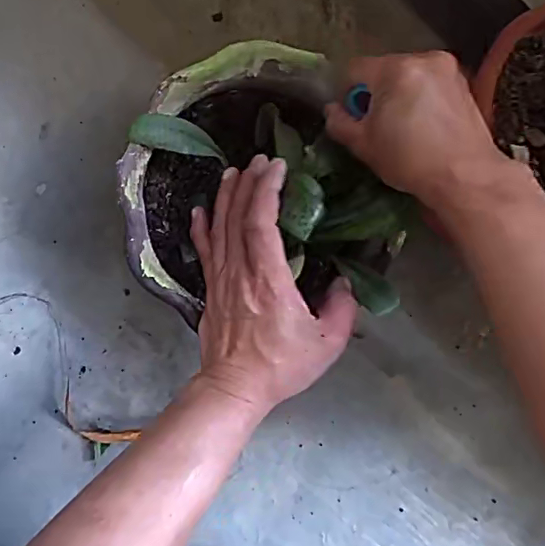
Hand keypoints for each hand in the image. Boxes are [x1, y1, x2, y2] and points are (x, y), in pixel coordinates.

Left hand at [189, 154, 356, 413]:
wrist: (235, 385)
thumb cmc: (281, 366)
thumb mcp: (327, 342)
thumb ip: (341, 307)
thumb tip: (343, 282)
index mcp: (269, 279)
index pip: (262, 222)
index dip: (266, 190)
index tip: (276, 168)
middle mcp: (240, 271)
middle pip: (238, 216)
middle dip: (247, 183)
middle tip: (258, 160)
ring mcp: (221, 277)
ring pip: (219, 227)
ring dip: (225, 197)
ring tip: (232, 172)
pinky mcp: (210, 287)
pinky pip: (204, 249)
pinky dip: (202, 226)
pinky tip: (200, 209)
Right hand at [323, 51, 526, 214]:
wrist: (466, 176)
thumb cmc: (408, 159)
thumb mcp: (362, 144)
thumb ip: (339, 122)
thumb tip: (332, 109)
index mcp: (395, 70)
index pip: (354, 69)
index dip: (345, 92)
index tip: (350, 116)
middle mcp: (424, 59)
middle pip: (382, 69)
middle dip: (373, 92)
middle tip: (375, 123)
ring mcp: (448, 69)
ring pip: (406, 75)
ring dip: (397, 93)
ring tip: (400, 124)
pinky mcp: (464, 83)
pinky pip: (428, 83)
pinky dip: (419, 96)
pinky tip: (421, 123)